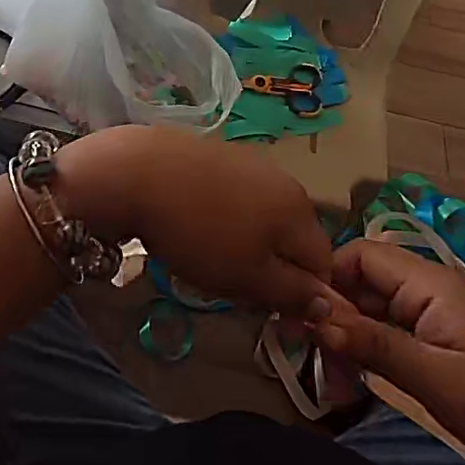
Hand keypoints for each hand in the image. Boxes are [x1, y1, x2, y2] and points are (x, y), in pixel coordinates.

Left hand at [54, 125, 332, 317]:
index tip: (271, 312)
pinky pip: (233, 195)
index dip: (303, 295)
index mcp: (299, 210)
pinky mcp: (215, 152)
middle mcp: (282, 178)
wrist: (137, 171)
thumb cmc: (198, 232)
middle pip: (291, 237)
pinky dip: (222, 215)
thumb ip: (292, 293)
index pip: (323, 262)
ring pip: (261, 215)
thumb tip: (327, 302)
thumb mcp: (248, 277)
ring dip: (246, 242)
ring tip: (209, 254)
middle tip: (234, 284)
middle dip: (271, 267)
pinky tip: (192, 222)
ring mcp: (247, 160)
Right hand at [315, 241, 464, 464]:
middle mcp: (429, 288)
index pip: (359, 254)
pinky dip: (371, 347)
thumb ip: (373, 343)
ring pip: (374, 307)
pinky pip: (393, 329)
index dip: (327, 276)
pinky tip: (359, 375)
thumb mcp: (437, 379)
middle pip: (363, 281)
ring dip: (350, 335)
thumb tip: (313, 314)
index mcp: (429, 282)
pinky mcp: (444, 338)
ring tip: (333, 376)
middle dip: (334, 313)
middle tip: (313, 358)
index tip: (303, 316)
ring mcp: (437, 313)